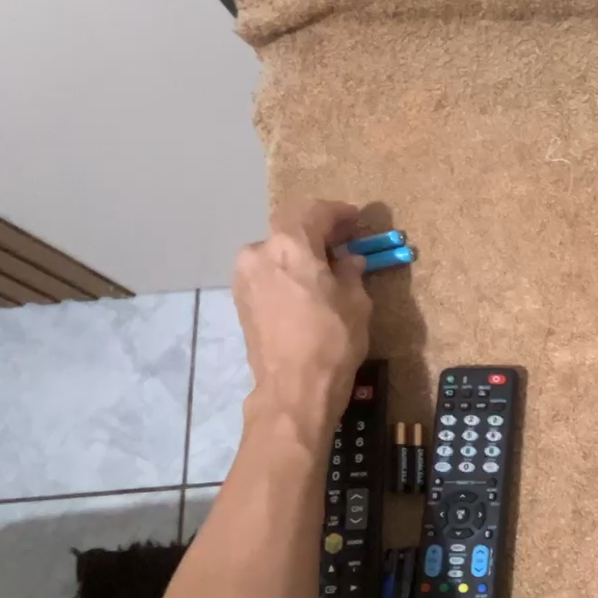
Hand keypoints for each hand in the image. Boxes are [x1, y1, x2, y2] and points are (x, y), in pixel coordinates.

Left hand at [232, 200, 370, 435]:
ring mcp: (244, 276)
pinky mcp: (241, 299)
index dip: (337, 212)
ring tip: (327, 269)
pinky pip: (268, 274)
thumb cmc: (333, 339)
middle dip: (318, 234)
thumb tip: (349, 261)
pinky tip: (307, 288)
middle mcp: (259, 252)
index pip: (313, 212)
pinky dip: (288, 273)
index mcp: (290, 246)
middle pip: (290, 231)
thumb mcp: (356, 303)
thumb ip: (351, 273)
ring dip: (301, 255)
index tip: (356, 218)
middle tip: (344, 242)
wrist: (294, 384)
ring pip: (277, 253)